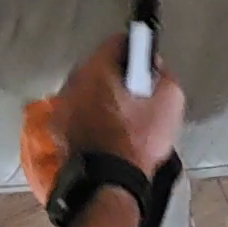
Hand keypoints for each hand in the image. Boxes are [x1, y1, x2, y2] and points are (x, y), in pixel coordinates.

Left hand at [22, 34, 185, 206]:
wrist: (110, 184)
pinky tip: (109, 131)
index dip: (138, 49)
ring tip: (124, 116)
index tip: (148, 65)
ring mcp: (61, 107)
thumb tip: (152, 66)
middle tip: (139, 94)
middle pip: (99, 65)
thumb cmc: (139, 140)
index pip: (117, 42)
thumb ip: (164, 75)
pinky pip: (79, 111)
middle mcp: (72, 83)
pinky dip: (92, 115)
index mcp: (97, 70)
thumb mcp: (170, 102)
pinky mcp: (58, 130)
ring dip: (103, 95)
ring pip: (87, 89)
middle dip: (118, 74)